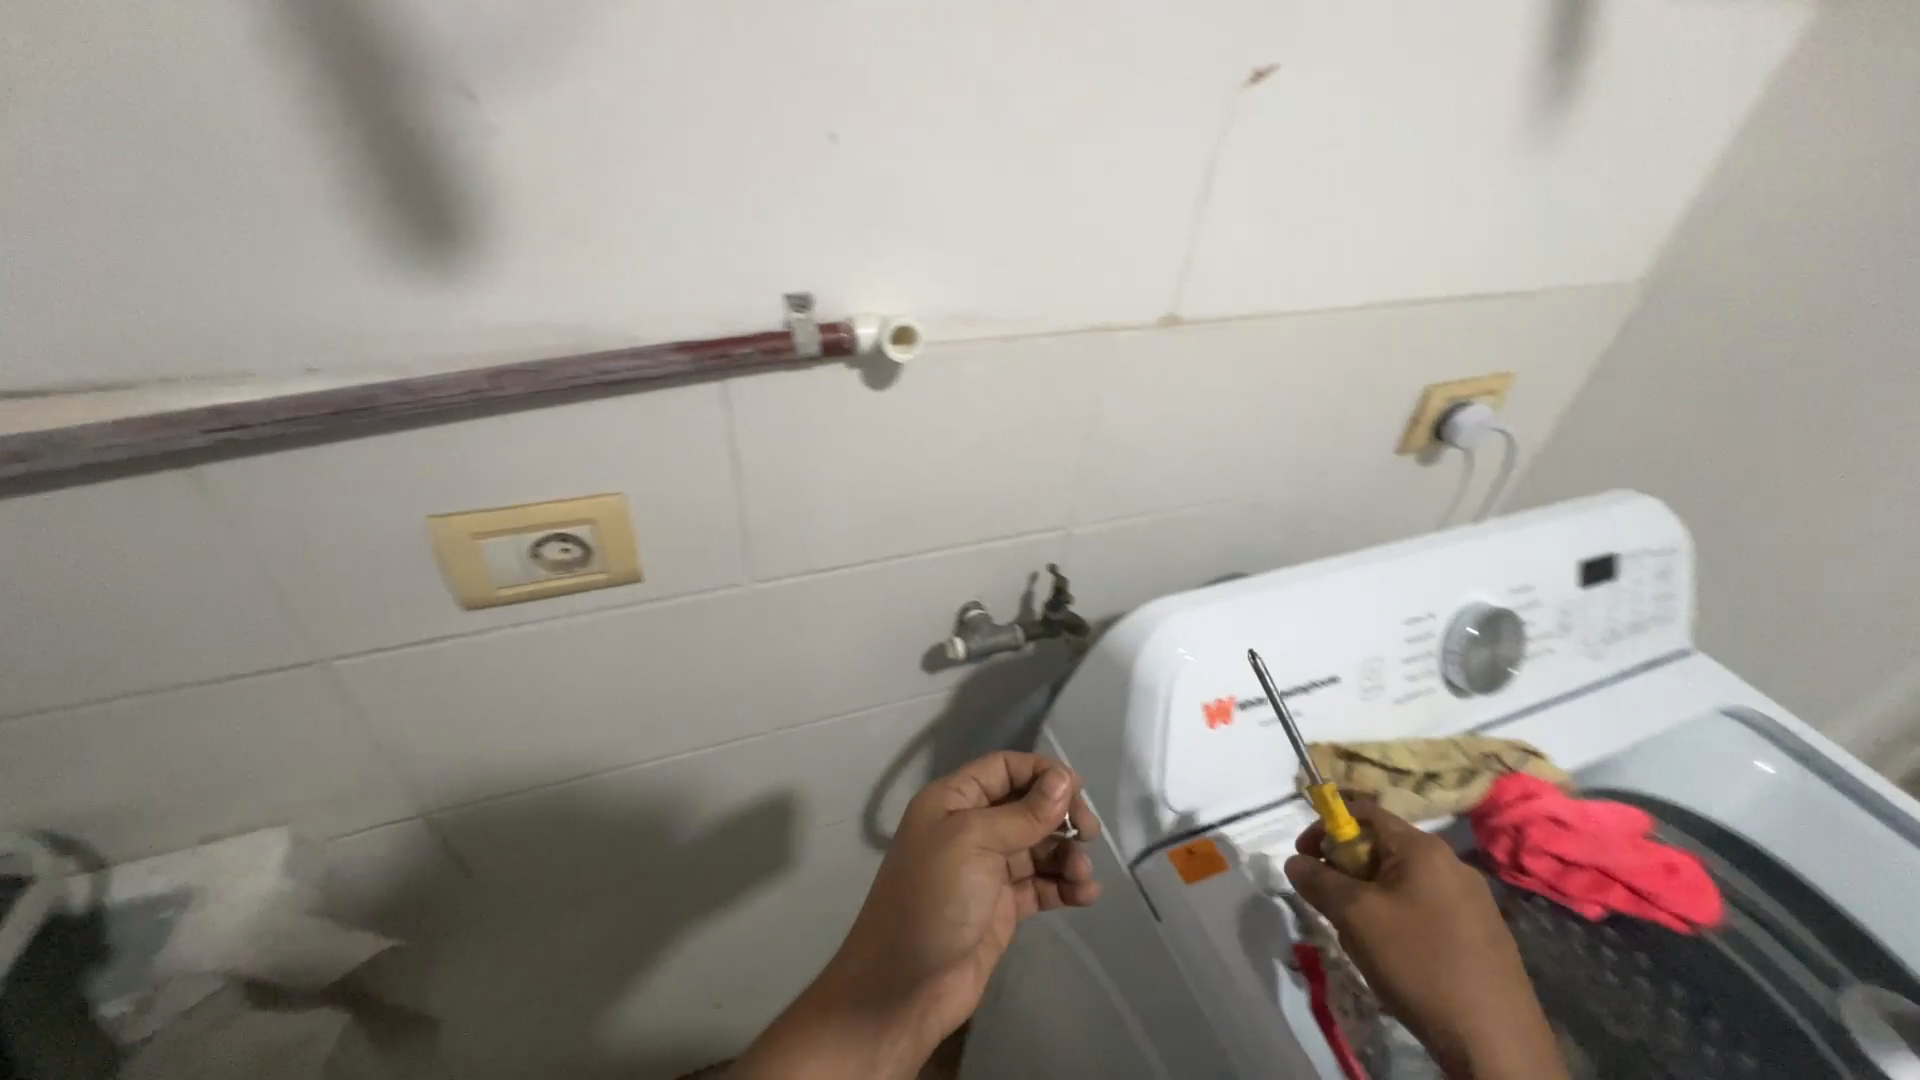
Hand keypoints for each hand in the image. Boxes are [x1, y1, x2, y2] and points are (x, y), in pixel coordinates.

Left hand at [732, 751, 1100, 1079]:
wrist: (902, 988)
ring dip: (1067, 855)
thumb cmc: (931, 900)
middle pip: (1027, 804)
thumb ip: (1022, 812)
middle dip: (1060, 815)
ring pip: (1039, 846)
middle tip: (1088, 834)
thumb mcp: (973, 842)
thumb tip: (1065, 779)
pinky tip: (1084, 896)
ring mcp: (987, 869)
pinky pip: (1041, 884)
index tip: (1078, 790)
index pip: (1004, 768)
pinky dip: (1064, 886)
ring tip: (1081, 877)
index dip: (1042, 773)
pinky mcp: (1002, 907)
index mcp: (953, 800)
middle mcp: (970, 827)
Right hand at [1286, 802, 1567, 1079]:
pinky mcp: (1482, 933)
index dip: (1326, 828)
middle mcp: (1452, 864)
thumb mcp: (1354, 917)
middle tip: (1328, 903)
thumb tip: (1296, 862)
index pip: (1364, 813)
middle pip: (1383, 847)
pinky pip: (1425, 907)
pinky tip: (1396, 956)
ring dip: (1369, 896)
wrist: (1496, 1042)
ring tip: (1360, 936)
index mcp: (1424, 849)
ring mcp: (1473, 900)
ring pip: (1402, 881)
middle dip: (1346, 868)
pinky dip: (1398, 917)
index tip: (1304, 858)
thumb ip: (1318, 881)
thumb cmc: (1418, 963)